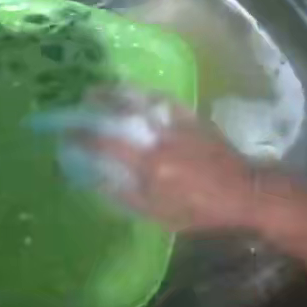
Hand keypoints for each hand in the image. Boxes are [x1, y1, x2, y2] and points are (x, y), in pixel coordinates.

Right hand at [29, 88, 267, 232]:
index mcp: (148, 163)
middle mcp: (159, 137)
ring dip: (116, 94)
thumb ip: (123, 194)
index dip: (80, 136)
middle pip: (119, 114)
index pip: (105, 143)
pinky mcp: (191, 117)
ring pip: (140, 101)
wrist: (242, 191)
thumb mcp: (157, 214)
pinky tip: (135, 94)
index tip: (63, 133)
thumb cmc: (200, 210)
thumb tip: (93, 178)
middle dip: (94, 106)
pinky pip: (163, 100)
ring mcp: (176, 123)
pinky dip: (144, 95)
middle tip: (76, 103)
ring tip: (98, 92)